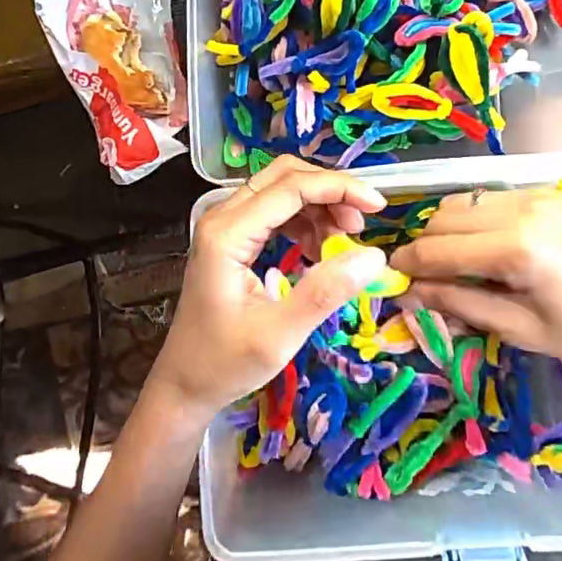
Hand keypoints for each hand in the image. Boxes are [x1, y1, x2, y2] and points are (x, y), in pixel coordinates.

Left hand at [150, 156, 388, 416]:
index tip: (378, 207)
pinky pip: (275, 212)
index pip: (290, 186)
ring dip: (319, 206)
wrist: (183, 384)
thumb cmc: (224, 363)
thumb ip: (325, 292)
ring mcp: (225, 226)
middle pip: (284, 176)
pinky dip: (304, 221)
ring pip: (281, 190)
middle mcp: (223, 218)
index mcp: (227, 234)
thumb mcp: (279, 335)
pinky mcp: (232, 239)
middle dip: (330, 191)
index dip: (339, 188)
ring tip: (344, 242)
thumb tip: (374, 257)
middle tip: (360, 225)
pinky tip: (319, 250)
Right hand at [388, 187, 561, 378]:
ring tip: (458, 268)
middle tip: (427, 284)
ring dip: (447, 231)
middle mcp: (520, 207)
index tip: (391, 284)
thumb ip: (462, 306)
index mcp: (515, 246)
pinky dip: (474, 221)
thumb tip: (412, 295)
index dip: (407, 268)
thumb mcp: (525, 332)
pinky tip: (488, 251)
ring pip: (462, 202)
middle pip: (442, 218)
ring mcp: (535, 194)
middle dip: (425, 249)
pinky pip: (490, 198)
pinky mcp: (548, 193)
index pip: (437, 250)